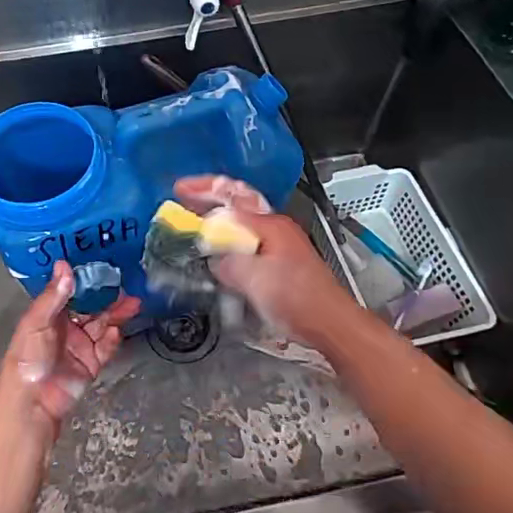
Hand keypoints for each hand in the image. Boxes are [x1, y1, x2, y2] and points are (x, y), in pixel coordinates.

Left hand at [0, 261, 139, 443]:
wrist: (33, 403)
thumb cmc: (28, 358)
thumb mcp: (36, 323)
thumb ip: (53, 296)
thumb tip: (64, 265)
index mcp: (50, 315)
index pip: (72, 293)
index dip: (88, 282)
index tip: (104, 268)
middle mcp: (66, 328)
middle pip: (92, 309)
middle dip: (108, 298)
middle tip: (126, 287)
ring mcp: (80, 346)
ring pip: (102, 325)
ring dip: (116, 314)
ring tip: (133, 304)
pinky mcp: (91, 364)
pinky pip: (106, 348)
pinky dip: (112, 339)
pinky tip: (116, 331)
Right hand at [173, 176, 358, 341]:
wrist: (330, 323)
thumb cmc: (300, 301)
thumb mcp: (253, 280)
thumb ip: (227, 263)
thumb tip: (215, 259)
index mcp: (270, 225)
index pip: (231, 198)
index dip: (204, 191)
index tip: (182, 189)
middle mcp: (277, 230)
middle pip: (238, 207)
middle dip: (210, 203)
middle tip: (185, 203)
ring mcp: (281, 246)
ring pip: (243, 226)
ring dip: (219, 224)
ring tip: (197, 228)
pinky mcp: (283, 264)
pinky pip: (250, 245)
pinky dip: (231, 245)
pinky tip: (220, 257)